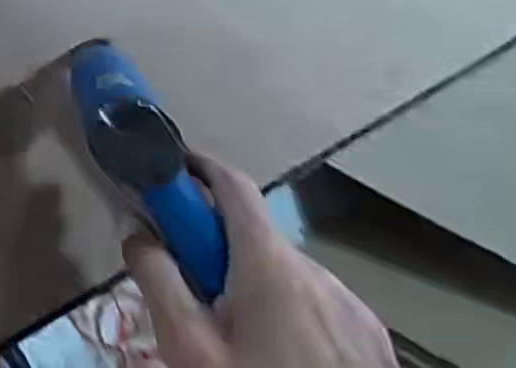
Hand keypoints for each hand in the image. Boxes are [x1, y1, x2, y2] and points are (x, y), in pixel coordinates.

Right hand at [124, 153, 393, 367]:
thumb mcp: (190, 350)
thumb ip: (158, 280)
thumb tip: (139, 234)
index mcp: (272, 263)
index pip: (232, 182)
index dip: (197, 167)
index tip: (169, 177)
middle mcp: (317, 273)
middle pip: (254, 236)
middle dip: (217, 249)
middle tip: (193, 293)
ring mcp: (354, 310)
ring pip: (287, 274)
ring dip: (254, 285)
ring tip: (238, 342)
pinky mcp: (376, 344)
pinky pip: (320, 307)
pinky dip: (291, 314)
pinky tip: (281, 359)